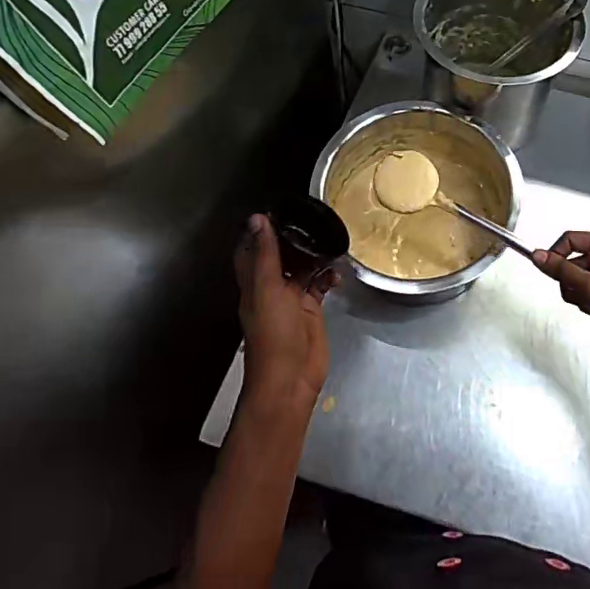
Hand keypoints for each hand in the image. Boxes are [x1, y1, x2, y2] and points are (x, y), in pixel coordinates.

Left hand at [235, 214, 338, 408]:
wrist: (290, 379)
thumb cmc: (273, 334)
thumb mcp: (267, 288)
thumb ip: (266, 253)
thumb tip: (257, 218)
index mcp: (253, 279)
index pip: (252, 247)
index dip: (260, 229)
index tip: (278, 209)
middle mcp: (270, 285)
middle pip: (279, 254)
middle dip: (292, 238)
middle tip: (312, 218)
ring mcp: (291, 297)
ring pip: (301, 267)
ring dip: (313, 254)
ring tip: (329, 239)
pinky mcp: (310, 309)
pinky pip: (319, 285)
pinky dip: (327, 276)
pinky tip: (337, 272)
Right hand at [532, 231, 589, 372]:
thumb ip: (560, 269)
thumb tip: (537, 255)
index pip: (570, 239)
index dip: (557, 253)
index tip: (548, 270)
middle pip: (570, 259)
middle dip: (568, 278)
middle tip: (579, 291)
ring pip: (573, 277)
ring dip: (575, 292)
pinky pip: (581, 291)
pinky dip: (582, 301)